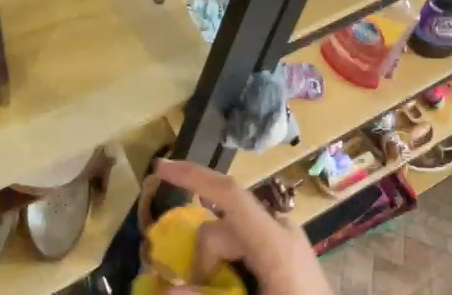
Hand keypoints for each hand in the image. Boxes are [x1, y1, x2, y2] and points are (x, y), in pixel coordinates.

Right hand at [154, 159, 332, 294]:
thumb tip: (169, 289)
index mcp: (275, 243)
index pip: (230, 194)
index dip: (193, 176)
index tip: (160, 169)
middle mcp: (282, 232)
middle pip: (224, 225)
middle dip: (203, 256)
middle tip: (196, 290)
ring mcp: (289, 242)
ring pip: (235, 236)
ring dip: (217, 261)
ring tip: (216, 290)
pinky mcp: (291, 255)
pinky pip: (250, 245)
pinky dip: (232, 260)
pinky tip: (233, 285)